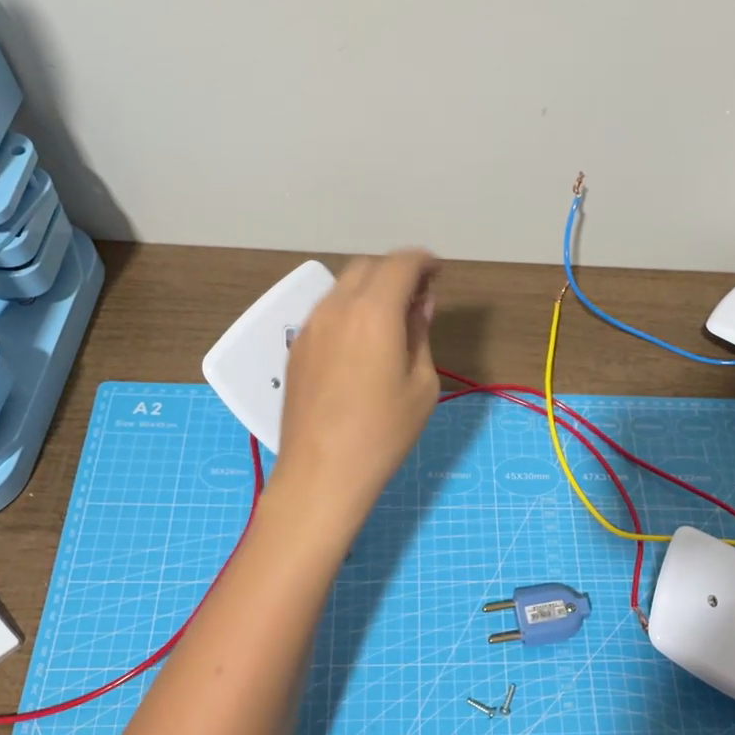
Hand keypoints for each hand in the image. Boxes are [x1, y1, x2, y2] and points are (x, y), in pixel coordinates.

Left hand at [274, 250, 439, 522]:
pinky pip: (327, 312)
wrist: (322, 472)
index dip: (423, 262)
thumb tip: (419, 307)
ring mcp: (310, 327)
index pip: (400, 264)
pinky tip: (363, 341)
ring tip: (393, 319)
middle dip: (396, 272)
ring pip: (342, 288)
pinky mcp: (296, 348)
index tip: (438, 273)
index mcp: (373, 312)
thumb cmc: (383, 434)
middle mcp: (336, 308)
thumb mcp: (421, 386)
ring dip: (370, 290)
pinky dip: (350, 310)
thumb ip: (420, 335)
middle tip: (419, 296)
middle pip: (368, 268)